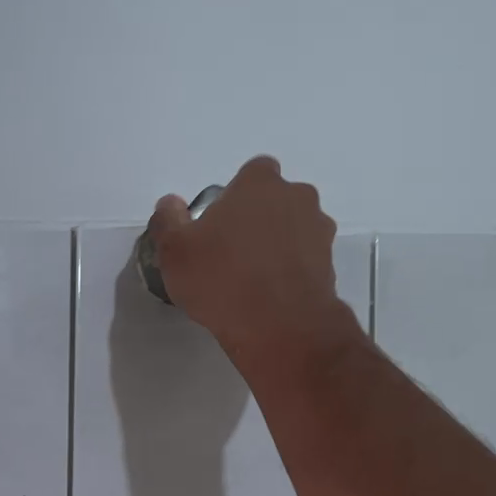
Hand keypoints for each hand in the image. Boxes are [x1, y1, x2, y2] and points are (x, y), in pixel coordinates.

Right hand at [148, 156, 357, 358]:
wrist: (277, 322)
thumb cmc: (219, 278)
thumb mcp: (174, 251)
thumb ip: (168, 221)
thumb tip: (169, 204)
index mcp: (258, 184)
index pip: (251, 172)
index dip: (234, 195)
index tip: (217, 222)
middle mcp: (296, 196)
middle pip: (273, 199)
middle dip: (255, 217)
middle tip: (228, 251)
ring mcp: (317, 227)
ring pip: (291, 227)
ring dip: (273, 243)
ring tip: (247, 277)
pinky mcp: (328, 260)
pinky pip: (302, 256)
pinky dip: (287, 267)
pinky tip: (265, 293)